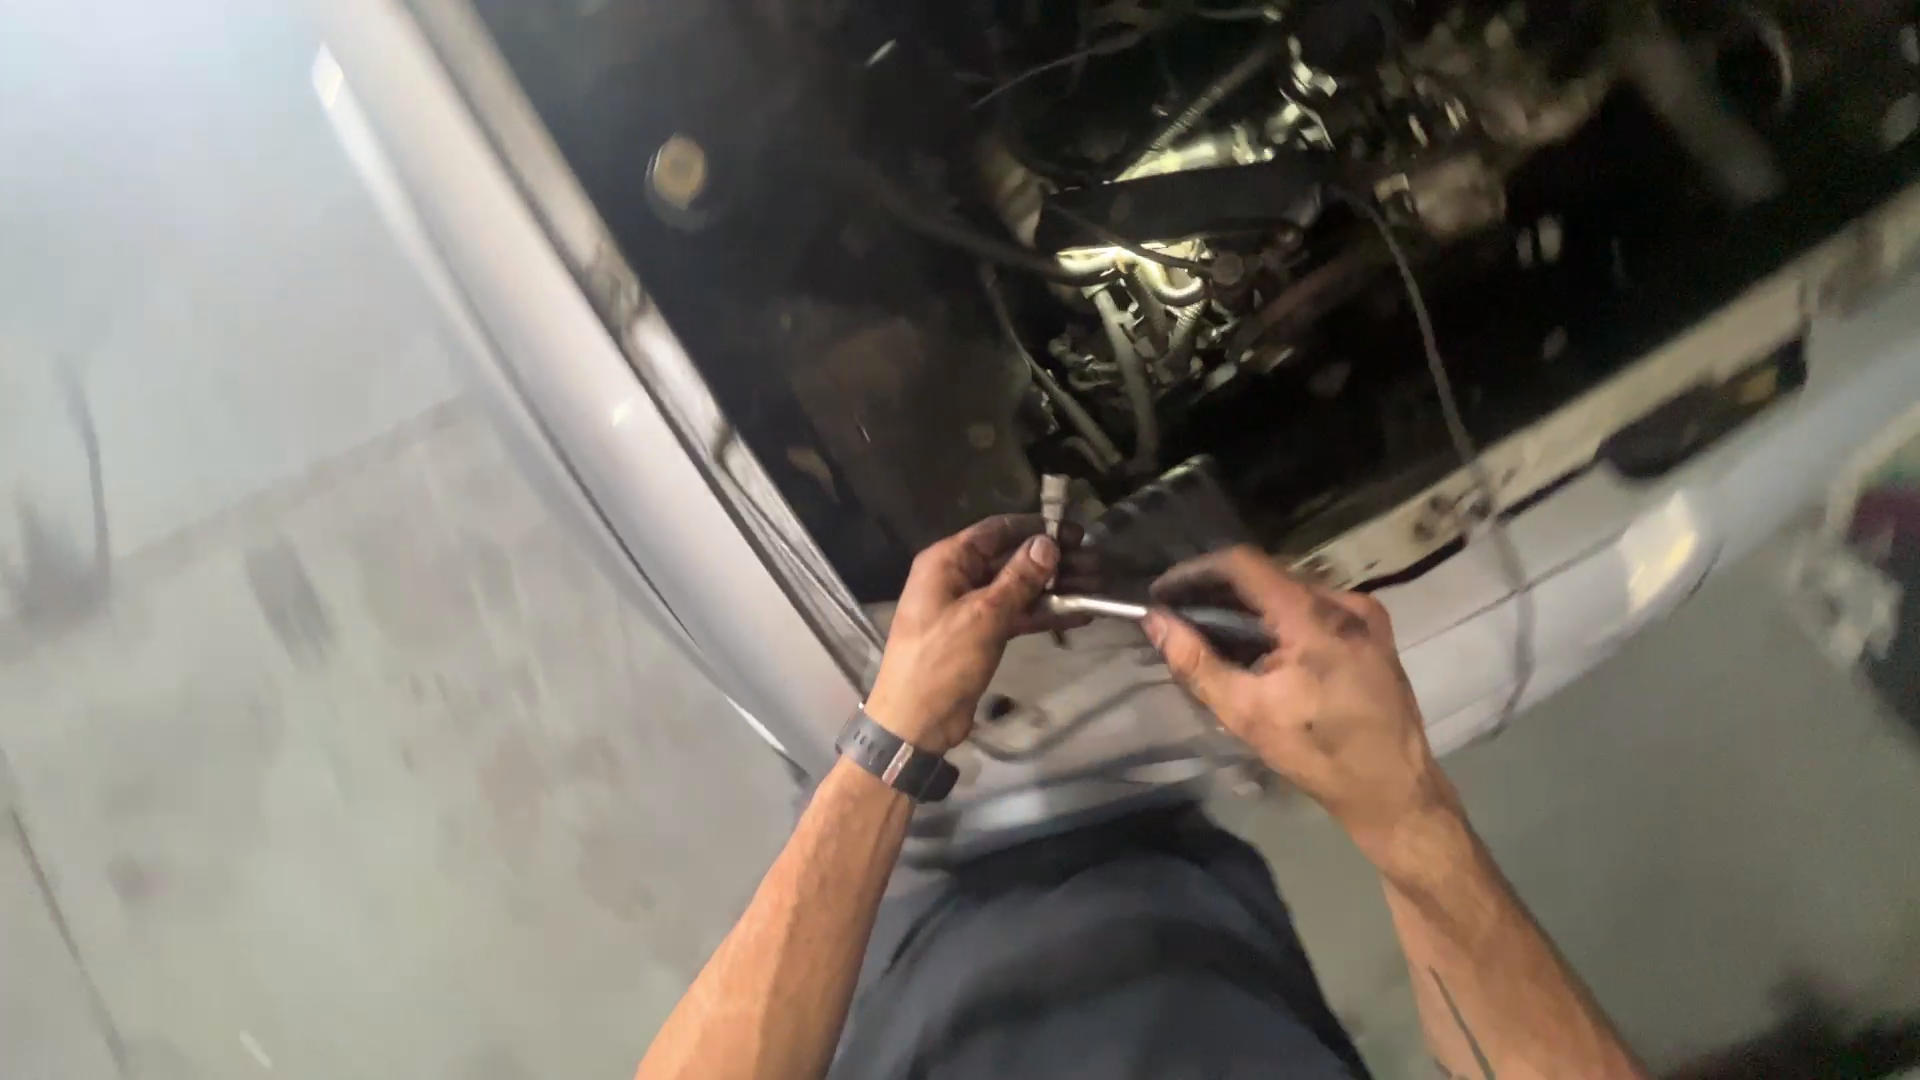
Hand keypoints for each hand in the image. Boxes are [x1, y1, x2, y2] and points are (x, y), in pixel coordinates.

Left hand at [865, 515, 1073, 754]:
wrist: (917, 721)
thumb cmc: (942, 660)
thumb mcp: (983, 615)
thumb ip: (1017, 578)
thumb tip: (1047, 543)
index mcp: (947, 561)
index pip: (996, 530)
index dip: (1036, 528)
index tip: (1074, 532)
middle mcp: (957, 577)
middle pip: (1011, 558)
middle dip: (1052, 560)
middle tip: (1095, 562)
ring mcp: (970, 606)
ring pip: (1018, 588)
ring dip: (1055, 587)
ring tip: (1096, 586)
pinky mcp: (981, 634)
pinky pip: (1016, 614)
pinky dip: (1043, 614)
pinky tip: (1079, 614)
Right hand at [1142, 547, 1458, 854]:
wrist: (1395, 791)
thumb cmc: (1318, 753)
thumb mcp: (1245, 711)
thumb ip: (1194, 661)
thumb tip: (1154, 622)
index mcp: (1314, 616)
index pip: (1242, 564)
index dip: (1195, 572)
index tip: (1163, 591)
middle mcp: (1343, 601)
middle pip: (1264, 575)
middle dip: (1214, 591)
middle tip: (1177, 614)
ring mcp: (1363, 613)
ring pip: (1286, 589)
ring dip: (1243, 605)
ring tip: (1207, 629)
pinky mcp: (1372, 630)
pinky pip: (1310, 606)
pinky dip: (1273, 617)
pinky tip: (1253, 644)